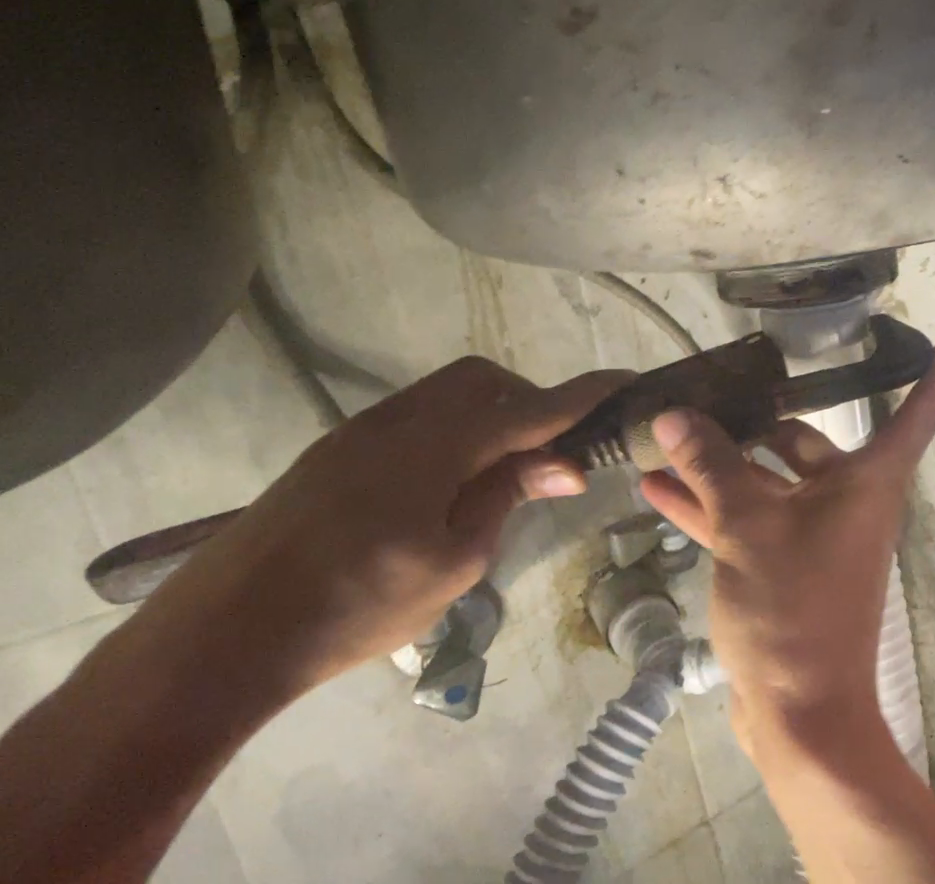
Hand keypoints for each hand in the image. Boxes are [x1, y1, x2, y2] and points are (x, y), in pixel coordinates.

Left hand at [137, 356, 631, 695]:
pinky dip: (453, 431)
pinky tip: (452, 483)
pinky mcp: (336, 452)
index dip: (585, 395)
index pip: (531, 408)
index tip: (630, 384)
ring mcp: (360, 433)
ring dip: (489, 415)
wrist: (219, 639)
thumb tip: (564, 462)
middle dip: (529, 400)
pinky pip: (415, 417)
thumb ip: (507, 496)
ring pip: (445, 394)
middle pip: (482, 380)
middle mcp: (398, 422)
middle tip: (552, 452)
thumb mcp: (455, 561)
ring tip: (505, 471)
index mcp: (435, 447)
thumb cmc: (355, 608)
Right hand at [639, 340, 934, 755]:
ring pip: (769, 485)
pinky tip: (657, 488)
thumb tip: (676, 415)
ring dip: (720, 466)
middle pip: (808, 445)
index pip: (913, 416)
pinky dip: (711, 507)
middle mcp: (851, 502)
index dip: (932, 378)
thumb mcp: (746, 526)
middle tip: (707, 392)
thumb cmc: (792, 606)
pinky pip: (750, 522)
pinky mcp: (786, 570)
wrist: (800, 711)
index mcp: (869, 483)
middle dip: (758, 423)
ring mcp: (816, 538)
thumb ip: (712, 467)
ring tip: (664, 435)